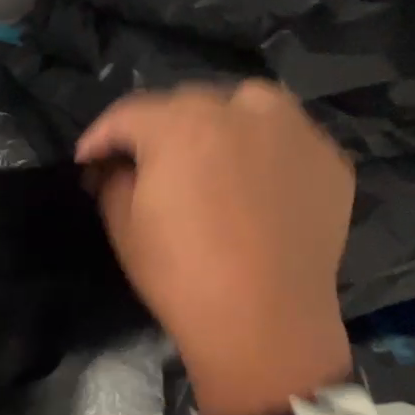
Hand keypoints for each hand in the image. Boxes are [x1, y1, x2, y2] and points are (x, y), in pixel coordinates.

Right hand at [77, 81, 354, 414]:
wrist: (261, 315)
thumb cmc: (177, 272)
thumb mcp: (123, 226)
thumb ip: (113, 182)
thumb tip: (113, 167)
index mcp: (182, 129)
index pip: (129, 113)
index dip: (100, 136)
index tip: (86, 162)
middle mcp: (243, 114)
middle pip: (189, 100)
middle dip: (157, 125)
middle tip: (141, 160)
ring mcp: (295, 132)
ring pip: (248, 102)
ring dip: (217, 119)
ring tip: (204, 154)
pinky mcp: (329, 159)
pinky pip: (287, 135)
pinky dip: (261, 146)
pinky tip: (248, 183)